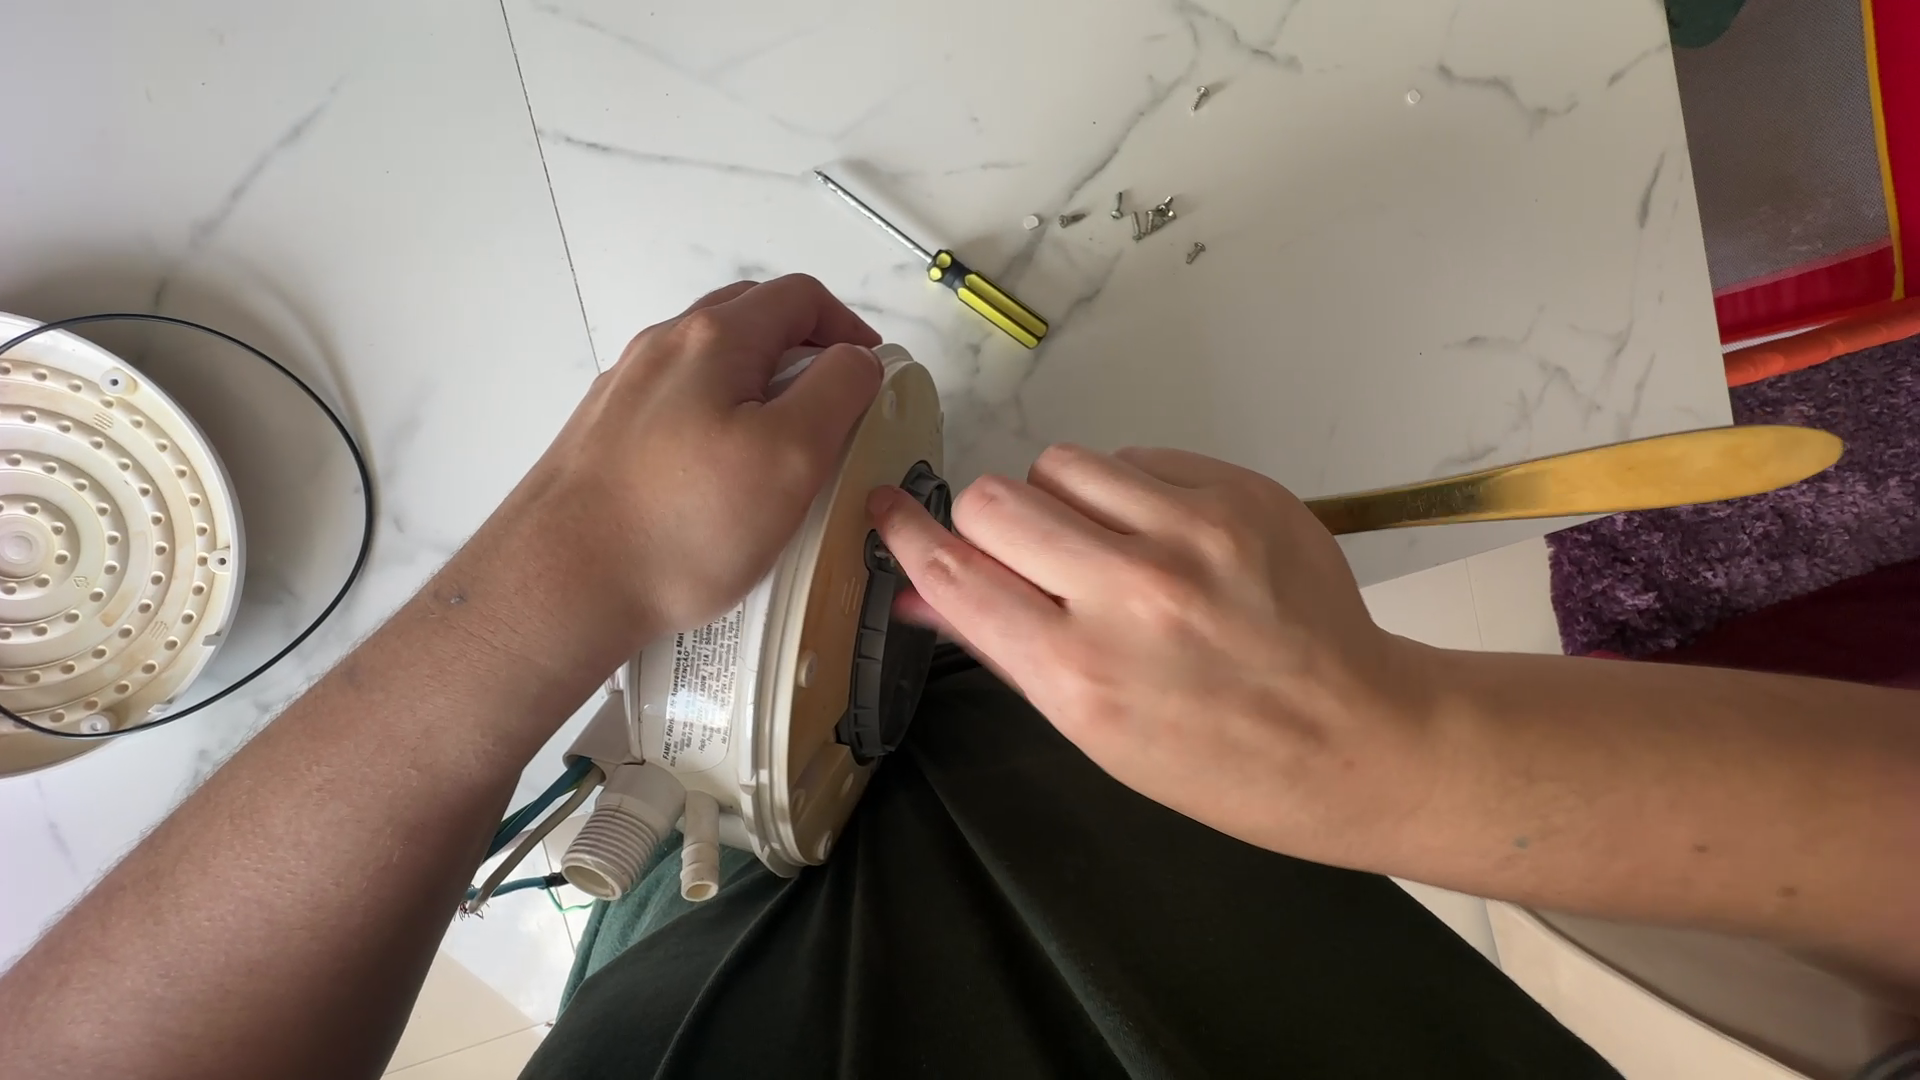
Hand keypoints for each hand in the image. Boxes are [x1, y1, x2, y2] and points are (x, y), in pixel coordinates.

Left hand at [477, 275, 881, 658]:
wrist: (561, 586)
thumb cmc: (685, 523)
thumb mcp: (793, 453)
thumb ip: (839, 390)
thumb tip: (856, 359)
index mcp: (714, 339)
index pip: (801, 297)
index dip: (850, 328)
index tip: (872, 375)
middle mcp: (662, 347)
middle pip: (753, 319)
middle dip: (806, 351)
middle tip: (835, 408)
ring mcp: (627, 389)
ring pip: (714, 364)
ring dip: (762, 386)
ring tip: (784, 447)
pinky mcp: (607, 433)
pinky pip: (682, 404)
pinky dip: (722, 417)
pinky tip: (724, 476)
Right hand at [870, 445, 1436, 864]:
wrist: (1351, 738)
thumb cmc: (1207, 757)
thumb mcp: (1086, 723)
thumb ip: (994, 643)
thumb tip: (916, 592)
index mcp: (1079, 672)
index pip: (956, 573)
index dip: (907, 535)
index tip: (886, 508)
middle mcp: (1131, 592)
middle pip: (995, 498)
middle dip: (988, 521)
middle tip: (1025, 553)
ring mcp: (1194, 533)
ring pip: (1060, 463)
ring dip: (1058, 502)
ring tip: (1103, 546)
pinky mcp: (1241, 493)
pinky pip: (1134, 458)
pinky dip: (1126, 491)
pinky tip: (1162, 537)